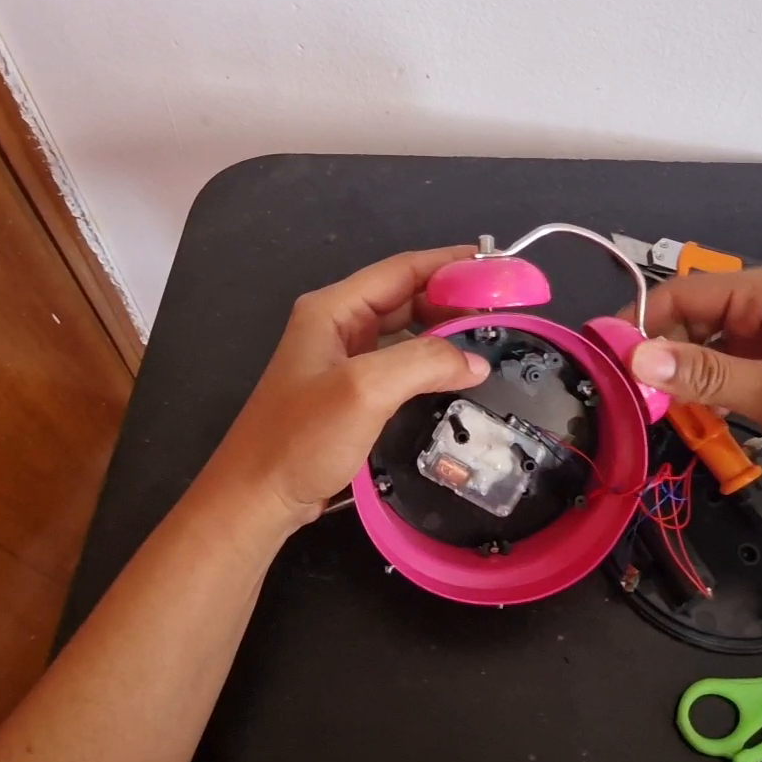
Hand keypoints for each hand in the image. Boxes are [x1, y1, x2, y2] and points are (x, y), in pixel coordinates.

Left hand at [200, 247, 491, 527]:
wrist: (257, 497)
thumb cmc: (302, 438)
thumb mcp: (365, 390)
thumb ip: (424, 363)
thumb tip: (476, 361)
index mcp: (334, 309)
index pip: (402, 269)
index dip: (452, 264)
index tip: (499, 267)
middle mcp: (338, 325)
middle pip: (405, 296)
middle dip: (453, 297)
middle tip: (504, 306)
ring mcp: (342, 359)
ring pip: (404, 330)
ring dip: (444, 330)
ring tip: (490, 335)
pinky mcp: (350, 391)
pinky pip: (399, 363)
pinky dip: (430, 361)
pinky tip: (457, 373)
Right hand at [627, 264, 761, 488]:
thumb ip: (708, 377)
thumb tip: (635, 359)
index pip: (682, 295)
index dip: (638, 324)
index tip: (607, 364)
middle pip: (692, 318)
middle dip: (660, 354)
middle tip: (634, 399)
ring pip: (710, 345)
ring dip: (685, 374)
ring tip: (662, 411)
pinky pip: (733, 365)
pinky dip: (712, 387)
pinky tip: (701, 415)